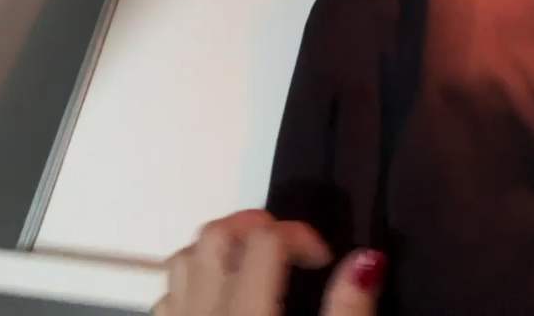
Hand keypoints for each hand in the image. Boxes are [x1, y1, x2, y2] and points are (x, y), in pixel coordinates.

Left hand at [154, 210, 385, 315]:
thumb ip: (347, 311)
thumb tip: (367, 256)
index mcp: (246, 313)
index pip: (265, 239)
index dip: (300, 234)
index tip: (326, 258)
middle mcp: (204, 313)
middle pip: (214, 236)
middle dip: (253, 227)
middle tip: (289, 249)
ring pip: (182, 261)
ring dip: (218, 250)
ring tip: (254, 268)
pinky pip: (166, 298)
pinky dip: (191, 284)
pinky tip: (220, 303)